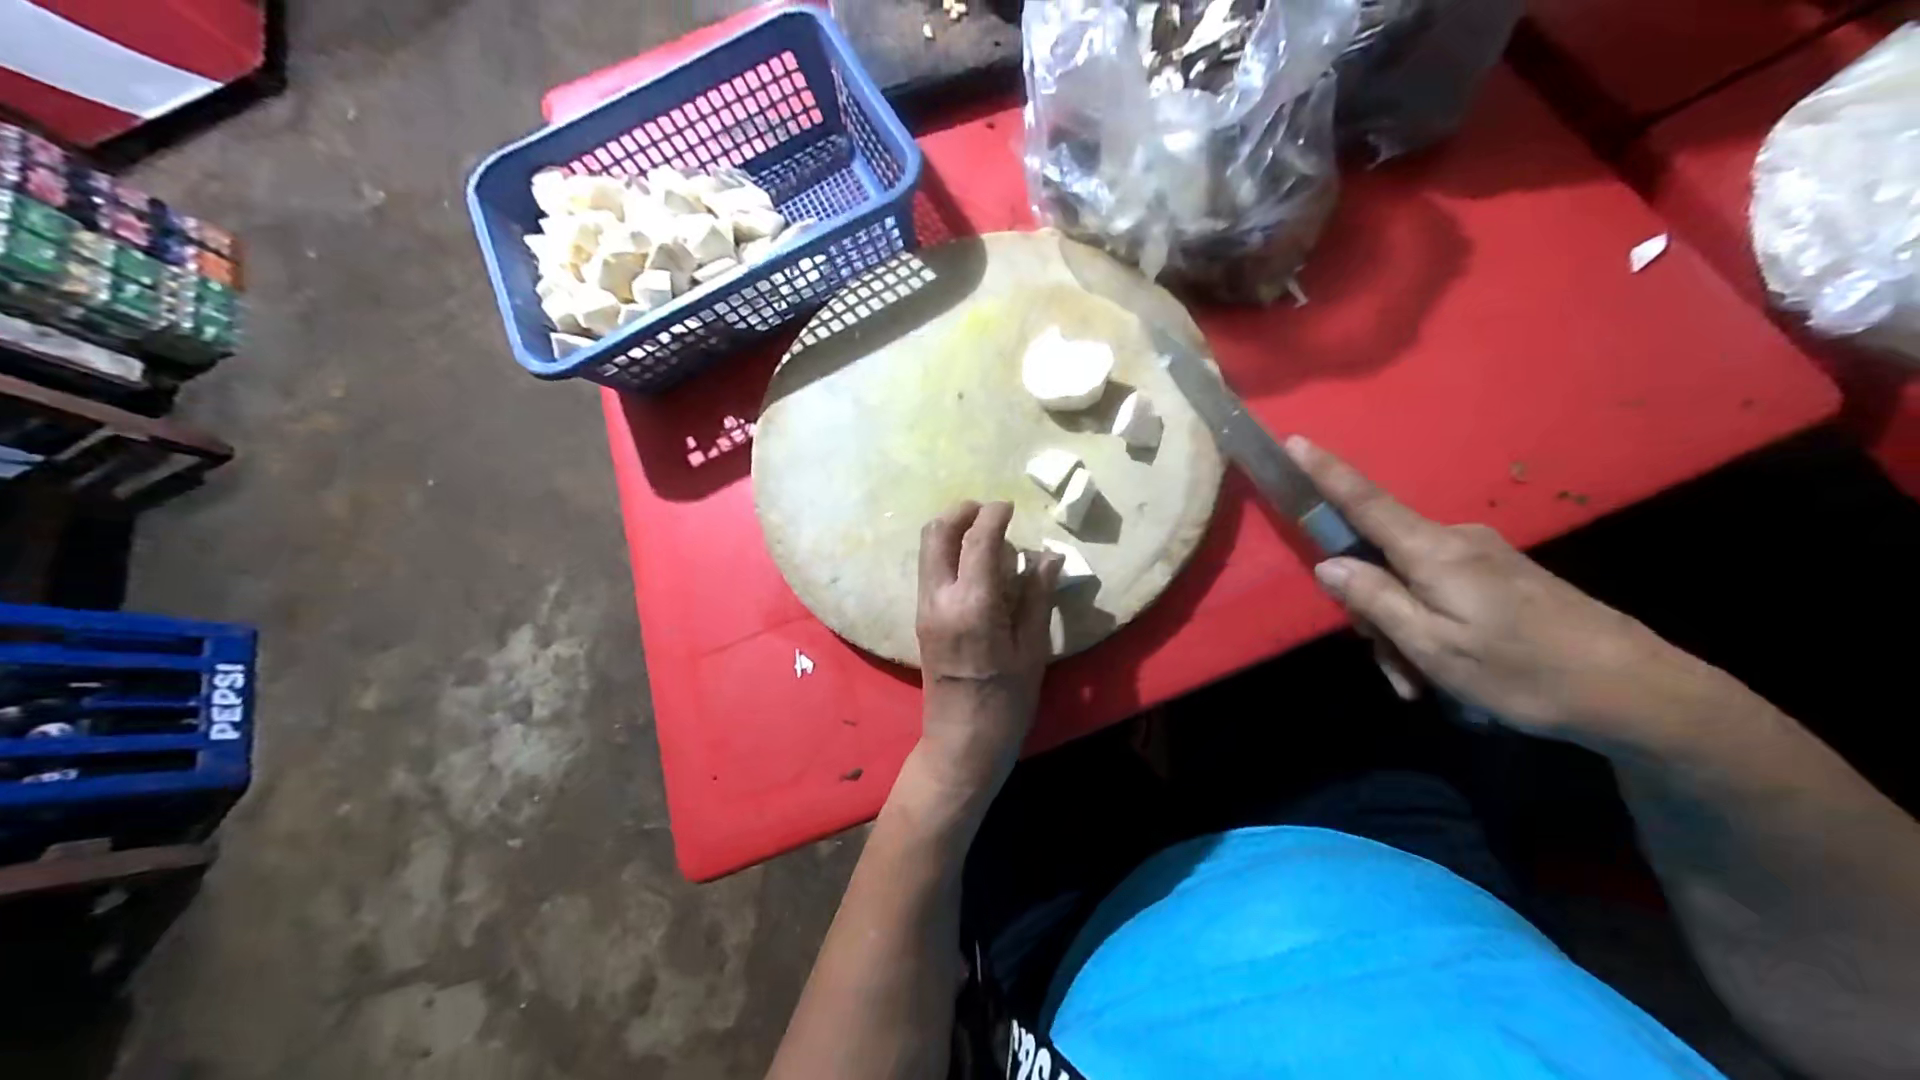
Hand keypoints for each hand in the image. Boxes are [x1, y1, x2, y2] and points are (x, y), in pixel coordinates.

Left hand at [912, 501, 1060, 797]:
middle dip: (960, 512)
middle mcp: (939, 598)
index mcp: (972, 604)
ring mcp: (924, 608)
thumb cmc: (1007, 699)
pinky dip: (947, 553)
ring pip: (927, 549)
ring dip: (951, 530)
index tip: (1010, 506)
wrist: (962, 740)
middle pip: (936, 533)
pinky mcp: (921, 618)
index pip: (977, 539)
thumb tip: (1048, 556)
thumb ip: (1037, 595)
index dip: (994, 515)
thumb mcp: (1033, 647)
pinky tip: (975, 564)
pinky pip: (930, 570)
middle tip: (988, 511)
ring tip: (984, 533)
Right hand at [1287, 437, 1725, 747]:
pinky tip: (1449, 670)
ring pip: (1409, 584)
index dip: (1326, 473)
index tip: (1296, 441)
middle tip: (1396, 670)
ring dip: (1403, 631)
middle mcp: (1456, 541)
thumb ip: (1375, 600)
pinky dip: (1430, 629)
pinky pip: (1440, 593)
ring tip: (1424, 682)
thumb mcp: (1434, 646)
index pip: (1365, 502)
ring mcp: (1484, 557)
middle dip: (1372, 611)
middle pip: (1381, 559)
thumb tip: (1329, 563)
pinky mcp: (1503, 576)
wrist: (1641, 693)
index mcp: (1435, 552)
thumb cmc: (1524, 672)